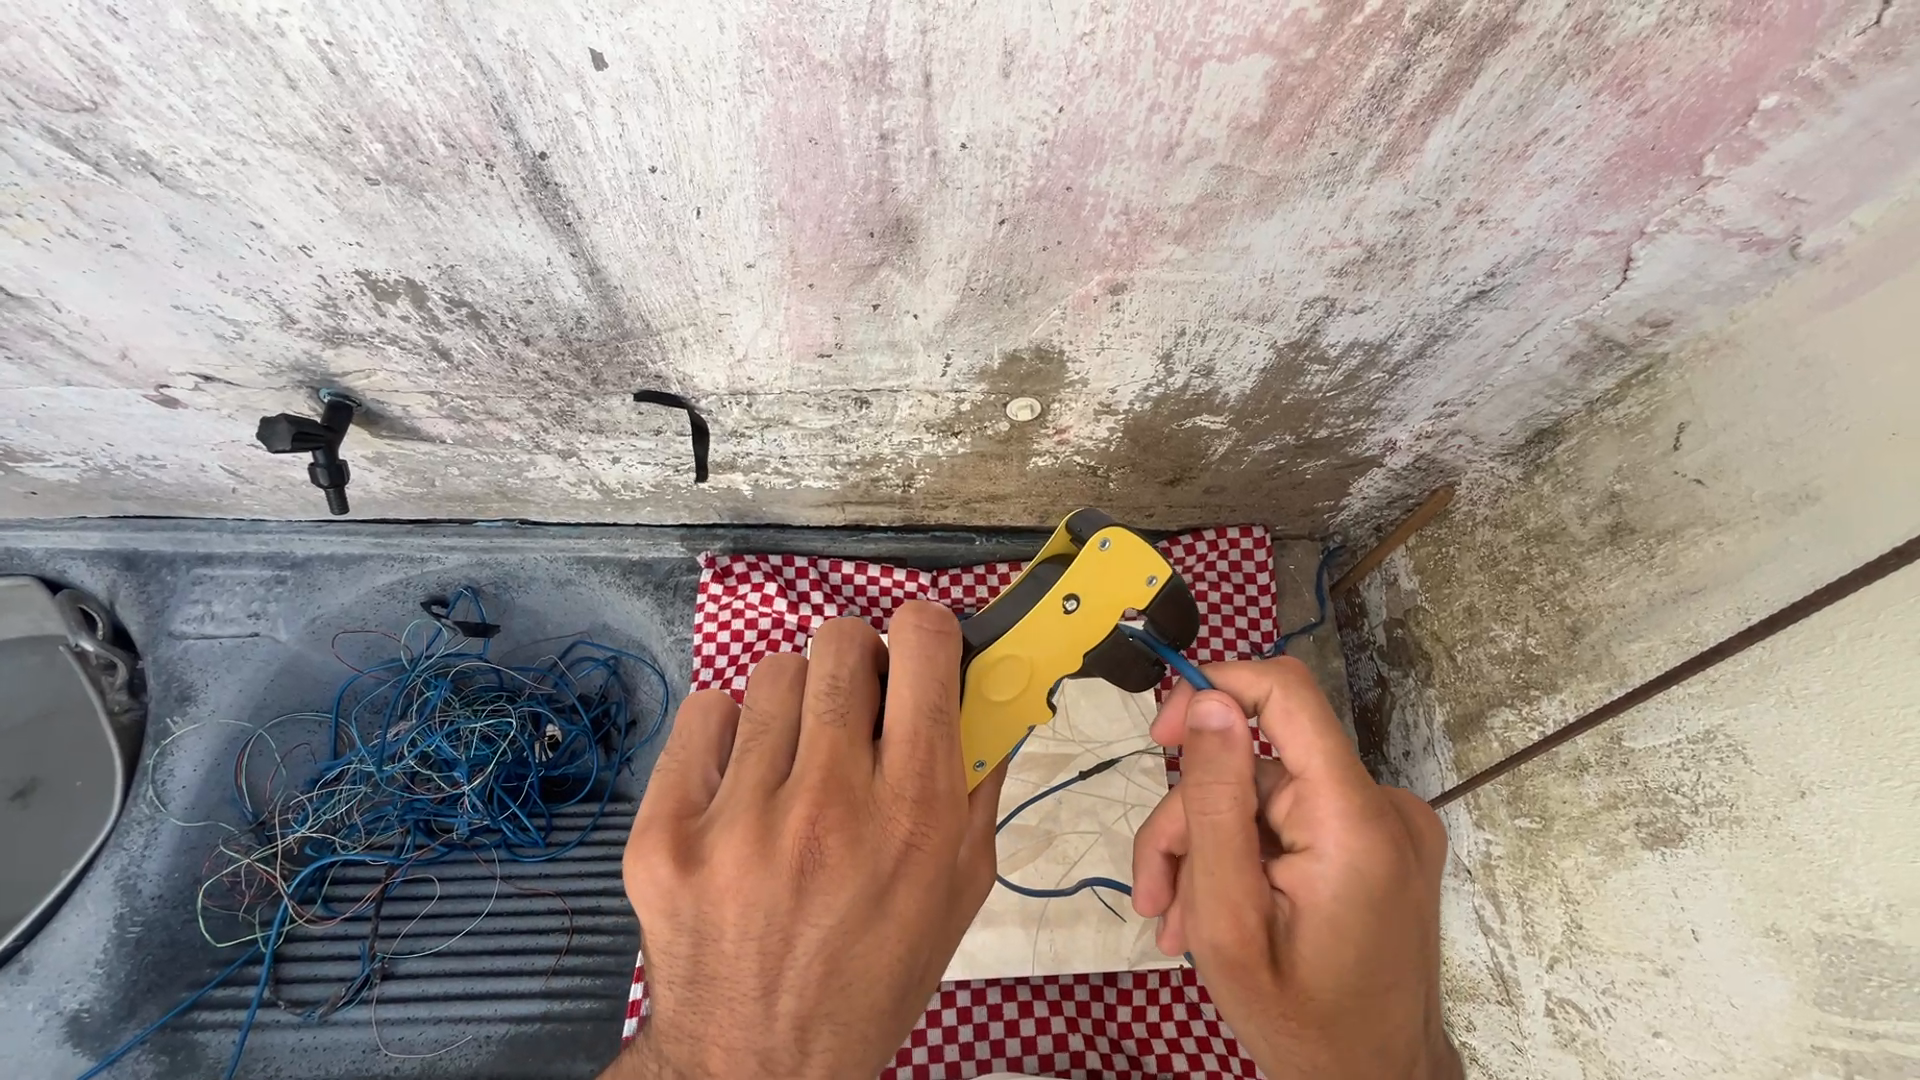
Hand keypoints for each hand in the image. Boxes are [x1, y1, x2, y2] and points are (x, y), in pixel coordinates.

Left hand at [603, 602, 1006, 1079]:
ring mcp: (738, 817)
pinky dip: (730, 731)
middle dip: (858, 659)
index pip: (922, 647)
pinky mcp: (666, 832)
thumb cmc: (879, 969)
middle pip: (840, 641)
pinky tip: (742, 780)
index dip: (925, 630)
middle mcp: (828, 804)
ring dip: (796, 701)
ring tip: (795, 757)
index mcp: (914, 812)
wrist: (761, 1060)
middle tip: (856, 703)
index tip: (918, 649)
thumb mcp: (963, 885)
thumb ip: (980, 777)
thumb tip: (985, 685)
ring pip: (774, 672)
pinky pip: (705, 711)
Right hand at [1132, 658, 1459, 1079]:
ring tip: (1175, 919)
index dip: (1214, 688)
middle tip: (1152, 890)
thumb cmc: (1298, 1022)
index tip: (1160, 734)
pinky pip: (1282, 819)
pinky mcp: (1371, 841)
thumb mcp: (1227, 920)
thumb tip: (1210, 701)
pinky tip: (1210, 911)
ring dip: (1204, 848)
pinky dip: (1239, 855)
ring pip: (1256, 796)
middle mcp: (1382, 805)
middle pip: (1251, 764)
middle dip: (1188, 819)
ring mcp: (1382, 824)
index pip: (1286, 691)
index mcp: (1355, 819)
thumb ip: (1213, 804)